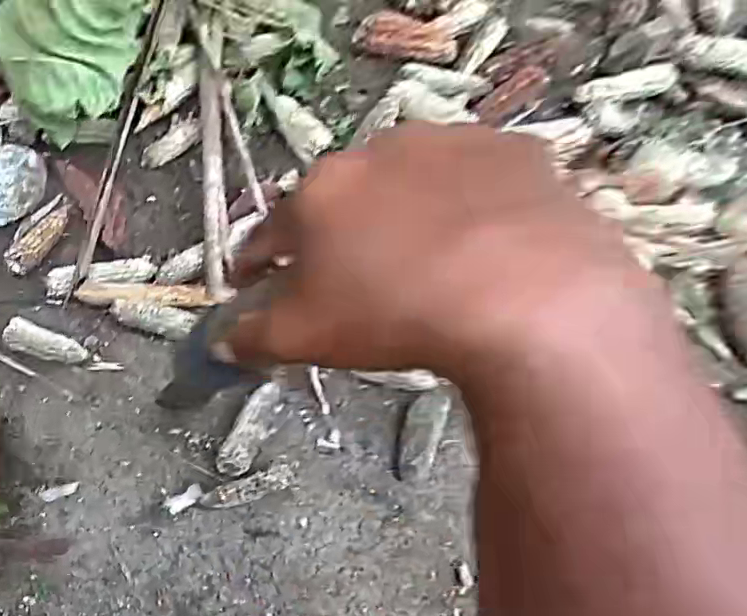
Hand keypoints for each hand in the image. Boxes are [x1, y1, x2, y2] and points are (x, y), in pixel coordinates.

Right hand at [225, 125, 673, 383]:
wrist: (522, 297)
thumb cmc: (384, 313)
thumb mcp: (295, 339)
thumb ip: (248, 338)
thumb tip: (223, 342)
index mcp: (314, 194)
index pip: (263, 235)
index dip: (250, 267)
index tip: (249, 287)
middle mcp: (375, 152)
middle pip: (332, 205)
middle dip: (321, 241)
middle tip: (329, 282)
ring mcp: (450, 143)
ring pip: (397, 188)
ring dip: (385, 221)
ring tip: (398, 265)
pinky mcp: (515, 152)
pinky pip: (462, 185)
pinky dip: (449, 211)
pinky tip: (458, 250)